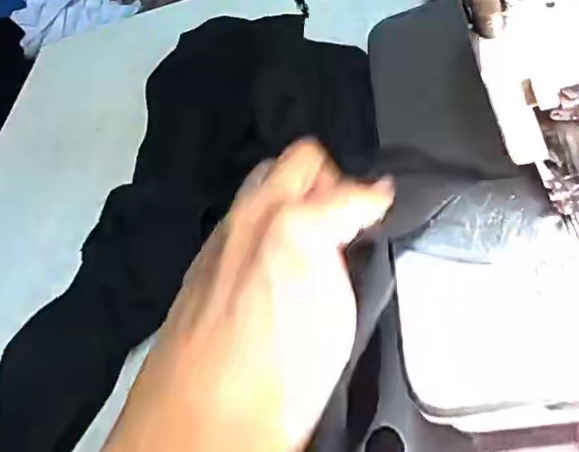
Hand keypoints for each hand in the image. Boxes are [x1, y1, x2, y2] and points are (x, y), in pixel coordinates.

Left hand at [103, 139, 394, 451]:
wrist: (198, 421)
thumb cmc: (269, 385)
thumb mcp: (337, 320)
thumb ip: (345, 260)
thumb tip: (350, 235)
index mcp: (298, 225)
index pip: (351, 189)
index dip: (374, 197)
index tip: (379, 202)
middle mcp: (257, 214)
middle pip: (304, 157)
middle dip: (332, 178)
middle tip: (345, 211)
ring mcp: (227, 226)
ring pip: (269, 174)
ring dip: (294, 190)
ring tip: (311, 229)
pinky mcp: (206, 247)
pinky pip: (243, 206)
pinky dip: (266, 214)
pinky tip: (275, 252)